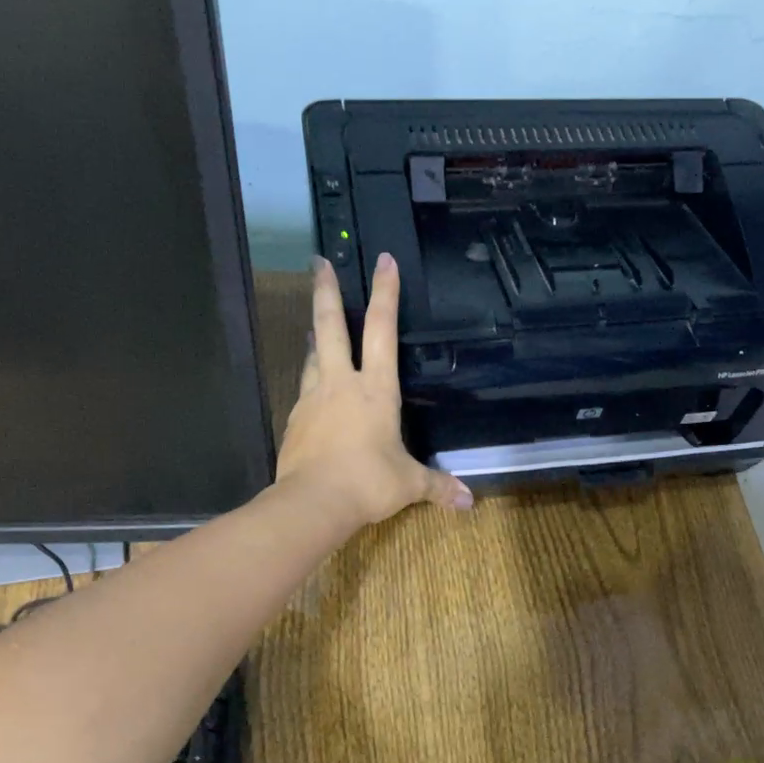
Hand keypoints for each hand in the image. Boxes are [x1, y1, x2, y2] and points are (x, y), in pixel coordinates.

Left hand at [276, 252, 471, 528]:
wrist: (313, 502)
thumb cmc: (368, 483)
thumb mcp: (409, 483)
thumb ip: (437, 485)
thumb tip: (468, 501)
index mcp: (376, 390)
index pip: (382, 329)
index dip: (385, 293)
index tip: (383, 260)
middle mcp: (341, 384)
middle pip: (330, 325)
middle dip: (326, 290)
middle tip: (318, 261)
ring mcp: (313, 399)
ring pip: (313, 355)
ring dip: (316, 334)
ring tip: (316, 324)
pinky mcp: (296, 420)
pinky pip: (304, 390)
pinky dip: (310, 380)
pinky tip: (313, 386)